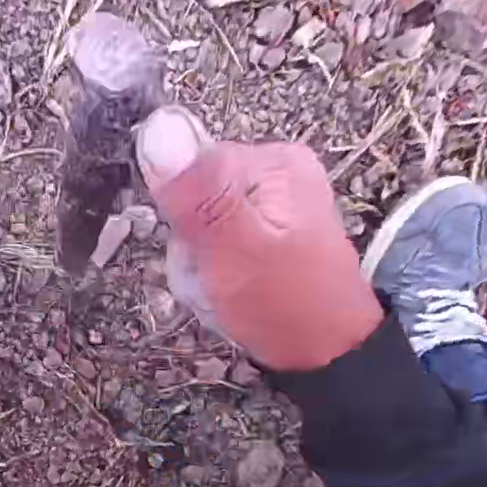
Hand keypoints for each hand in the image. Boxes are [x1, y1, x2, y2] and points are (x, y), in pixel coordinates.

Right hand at [137, 107, 381, 371]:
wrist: (328, 356)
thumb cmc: (286, 307)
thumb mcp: (236, 250)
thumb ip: (198, 193)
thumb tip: (159, 130)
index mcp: (274, 163)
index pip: (189, 170)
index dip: (185, 219)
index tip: (204, 252)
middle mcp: (277, 173)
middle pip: (195, 198)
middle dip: (194, 246)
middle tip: (218, 278)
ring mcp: (275, 204)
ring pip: (202, 225)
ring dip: (203, 264)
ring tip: (228, 289)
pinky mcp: (271, 231)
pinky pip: (219, 242)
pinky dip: (217, 270)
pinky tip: (235, 290)